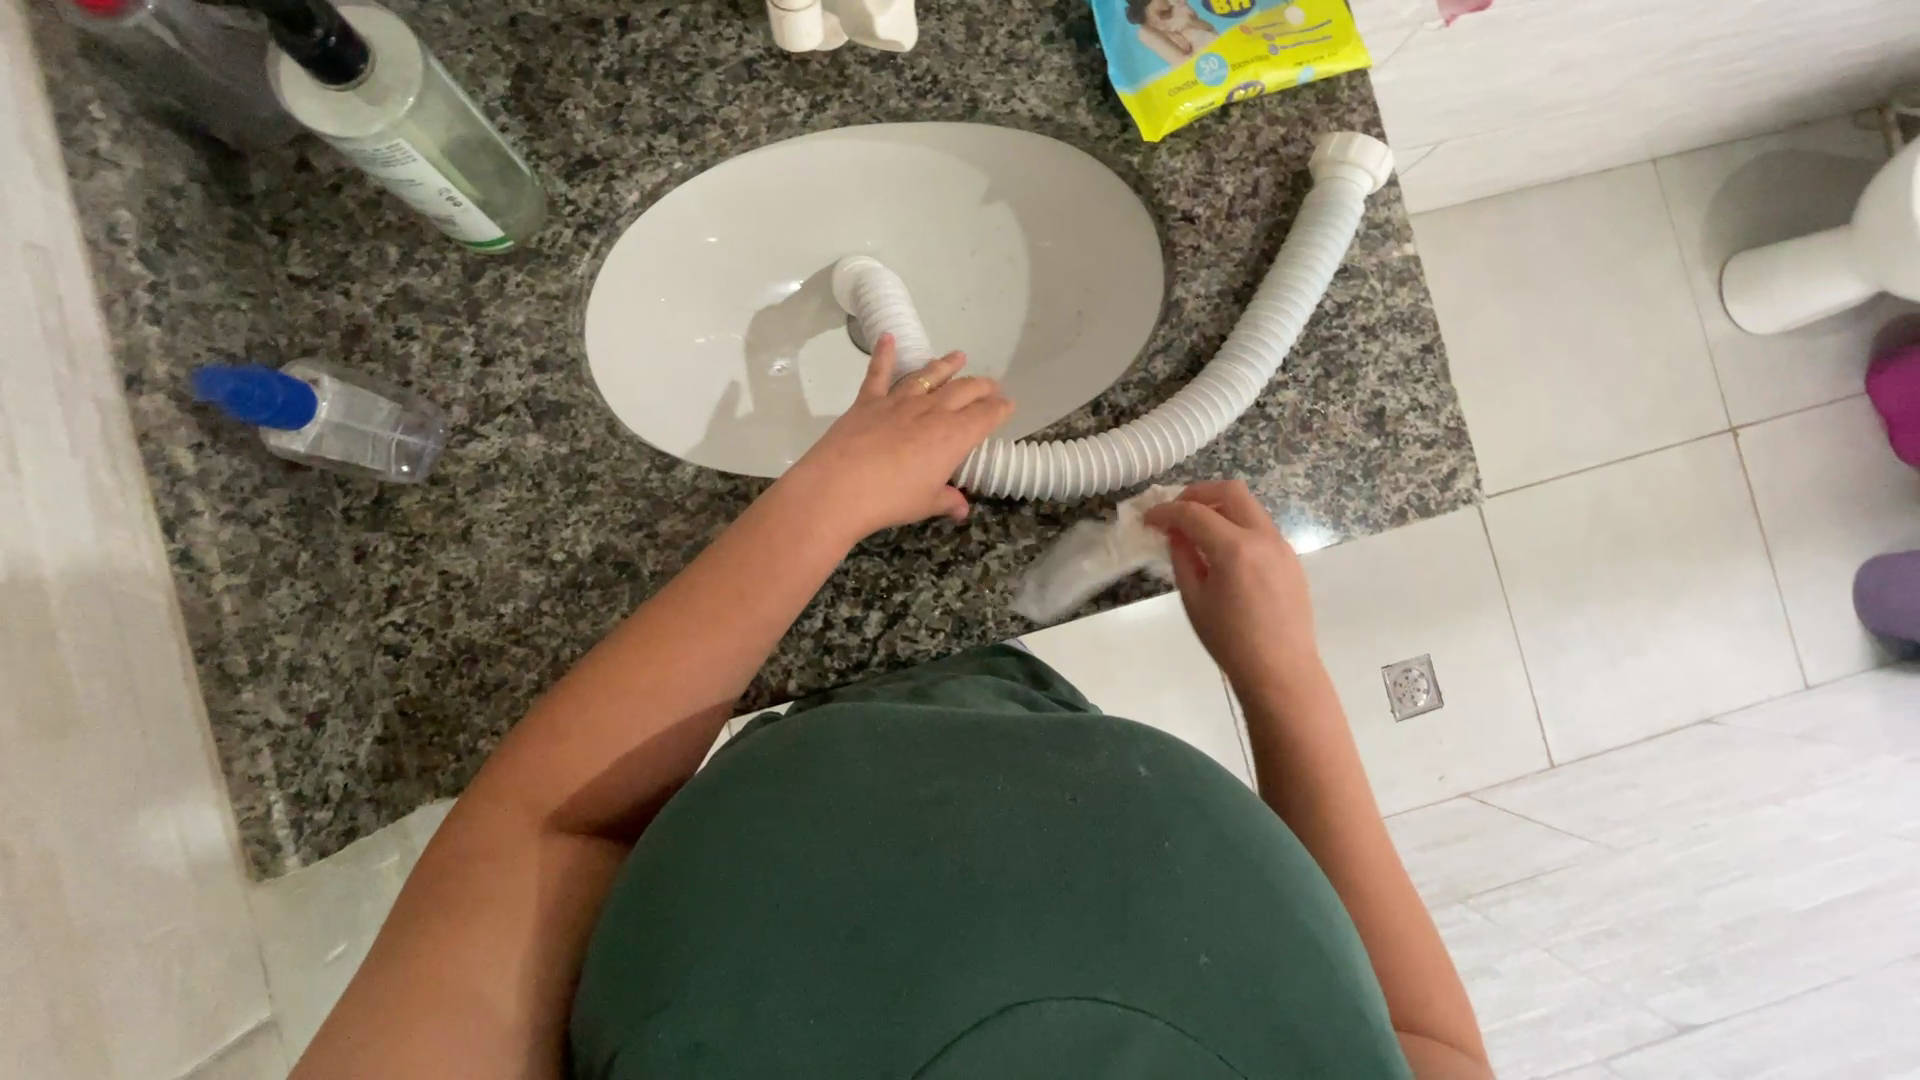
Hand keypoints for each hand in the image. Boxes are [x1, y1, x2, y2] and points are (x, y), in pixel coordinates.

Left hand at [778, 334, 1013, 543]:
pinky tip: (888, 337)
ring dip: (946, 365)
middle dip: (982, 386)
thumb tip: (961, 508)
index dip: (1000, 409)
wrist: (839, 488)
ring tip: (958, 356)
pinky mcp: (868, 401)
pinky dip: (884, 354)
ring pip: (929, 377)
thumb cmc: (890, 500)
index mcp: (954, 436)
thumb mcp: (925, 504)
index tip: (1008, 405)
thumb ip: (946, 500)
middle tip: (991, 385)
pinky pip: (878, 373)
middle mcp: (932, 411)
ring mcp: (899, 402)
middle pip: (964, 390)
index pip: (986, 416)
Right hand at [1143, 480, 1321, 690]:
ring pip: (1249, 507)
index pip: (1193, 513)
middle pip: (1229, 491)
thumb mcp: (1194, 599)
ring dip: (1219, 509)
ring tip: (1197, 532)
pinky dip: (1237, 526)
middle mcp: (1263, 537)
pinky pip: (1260, 528)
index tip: (1148, 519)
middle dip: (1197, 494)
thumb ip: (1183, 558)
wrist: (1281, 670)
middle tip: (1176, 512)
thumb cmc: (1230, 641)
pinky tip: (1222, 553)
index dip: (1165, 512)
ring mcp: (1282, 546)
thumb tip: (1176, 533)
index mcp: (1234, 549)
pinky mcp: (1291, 558)